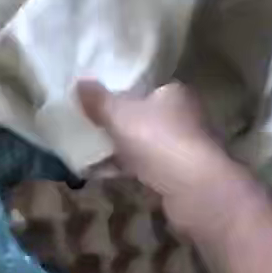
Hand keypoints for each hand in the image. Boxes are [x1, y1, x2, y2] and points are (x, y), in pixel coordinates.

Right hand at [77, 80, 251, 235]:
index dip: (125, 98)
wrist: (192, 189)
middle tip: (95, 135)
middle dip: (124, 130)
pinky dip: (131, 175)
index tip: (102, 109)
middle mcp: (185, 119)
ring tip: (96, 159)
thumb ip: (99, 102)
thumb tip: (79, 83)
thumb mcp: (121, 116)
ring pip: (148, 149)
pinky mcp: (181, 181)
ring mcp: (184, 152)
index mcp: (174, 94)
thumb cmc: (158, 142)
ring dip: (127, 155)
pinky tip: (111, 179)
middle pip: (148, 121)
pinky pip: (149, 173)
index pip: (148, 91)